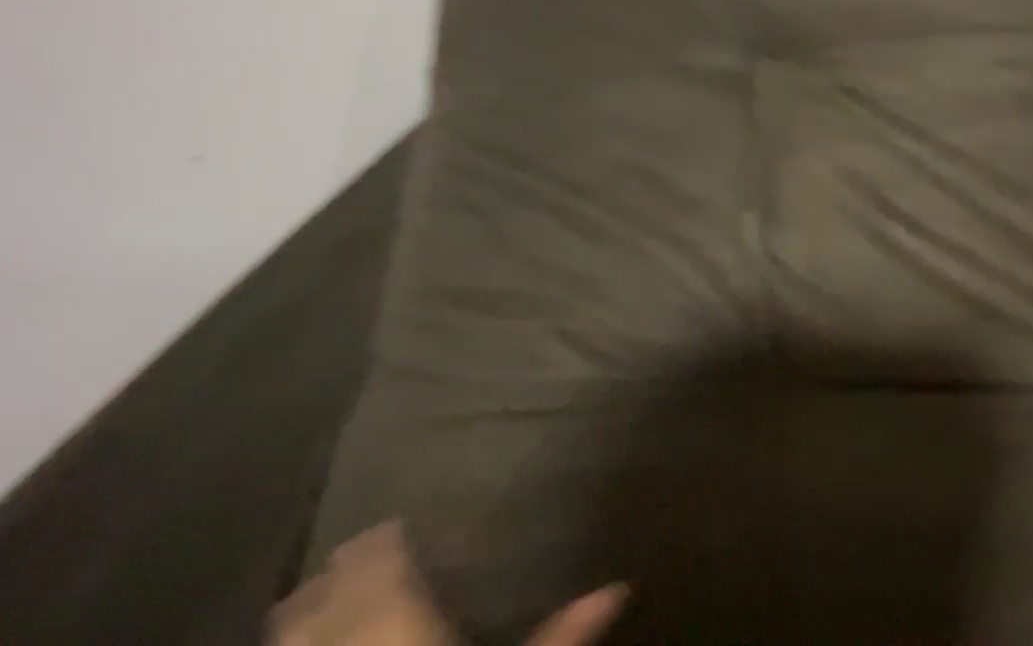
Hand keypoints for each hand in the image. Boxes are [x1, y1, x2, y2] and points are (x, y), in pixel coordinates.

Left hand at [270, 521, 624, 645]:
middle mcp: (339, 639)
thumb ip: (559, 638)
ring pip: (287, 634)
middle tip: (376, 562)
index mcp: (393, 621)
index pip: (375, 558)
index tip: (405, 525)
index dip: (385, 539)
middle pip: (319, 596)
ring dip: (309, 617)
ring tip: (338, 607)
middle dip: (341, 576)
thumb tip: (618, 589)